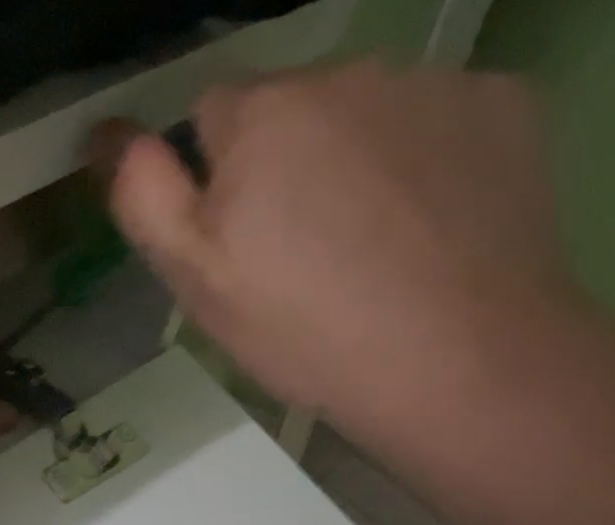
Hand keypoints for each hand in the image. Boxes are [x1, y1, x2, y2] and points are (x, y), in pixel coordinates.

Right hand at [99, 61, 573, 429]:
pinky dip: (425, 155)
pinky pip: (436, 117)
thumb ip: (141, 193)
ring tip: (371, 240)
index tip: (236, 236)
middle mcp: (347, 73)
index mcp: (262, 113)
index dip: (214, 175)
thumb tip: (108, 132)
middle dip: (283, 158)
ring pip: (363, 110)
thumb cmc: (304, 326)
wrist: (460, 360)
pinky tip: (429, 221)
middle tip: (301, 248)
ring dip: (352, 154)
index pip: (209, 112)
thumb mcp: (193, 276)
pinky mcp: (506, 104)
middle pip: (290, 106)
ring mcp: (434, 83)